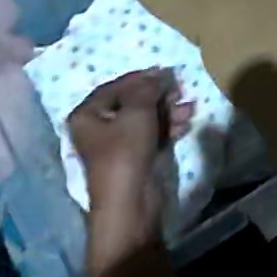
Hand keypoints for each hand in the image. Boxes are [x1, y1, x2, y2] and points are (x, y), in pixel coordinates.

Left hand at [68, 68, 193, 239]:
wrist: (131, 204)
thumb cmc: (126, 153)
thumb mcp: (137, 113)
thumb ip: (148, 88)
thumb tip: (160, 72)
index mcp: (87, 114)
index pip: (116, 86)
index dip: (142, 77)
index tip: (167, 72)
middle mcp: (98, 127)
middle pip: (132, 102)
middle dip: (159, 96)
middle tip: (180, 91)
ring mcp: (118, 145)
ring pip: (145, 119)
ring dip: (168, 112)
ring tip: (190, 109)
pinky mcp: (136, 158)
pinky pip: (152, 135)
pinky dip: (168, 128)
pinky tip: (186, 124)